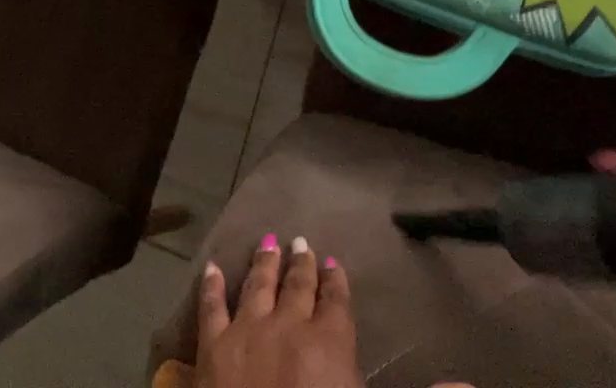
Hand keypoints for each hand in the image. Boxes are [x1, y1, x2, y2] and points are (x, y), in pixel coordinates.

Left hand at [196, 234, 362, 387]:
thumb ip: (368, 375)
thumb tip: (405, 368)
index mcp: (329, 341)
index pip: (336, 302)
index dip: (335, 281)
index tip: (333, 262)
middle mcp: (289, 324)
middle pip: (297, 286)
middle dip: (301, 263)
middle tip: (300, 242)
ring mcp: (248, 330)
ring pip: (258, 285)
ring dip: (264, 262)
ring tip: (268, 242)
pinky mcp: (213, 344)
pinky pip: (211, 307)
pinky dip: (210, 285)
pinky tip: (211, 266)